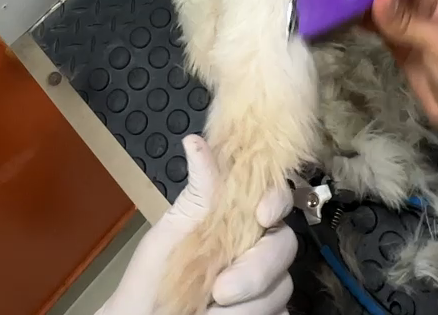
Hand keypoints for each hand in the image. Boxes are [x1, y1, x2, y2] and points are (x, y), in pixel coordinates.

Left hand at [96, 135, 295, 314]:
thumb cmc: (152, 278)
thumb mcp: (169, 232)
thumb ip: (196, 193)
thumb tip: (194, 141)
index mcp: (235, 217)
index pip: (273, 196)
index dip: (277, 199)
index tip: (262, 214)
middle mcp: (255, 245)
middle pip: (284, 244)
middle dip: (257, 270)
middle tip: (220, 291)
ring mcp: (266, 283)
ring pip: (282, 286)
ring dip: (247, 306)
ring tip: (208, 311)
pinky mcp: (269, 313)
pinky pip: (281, 313)